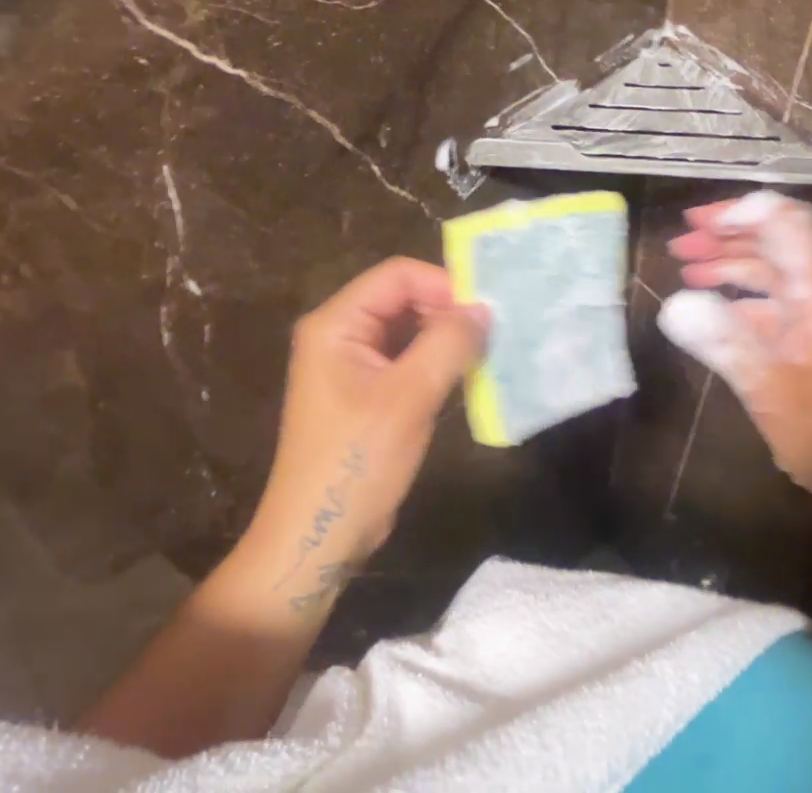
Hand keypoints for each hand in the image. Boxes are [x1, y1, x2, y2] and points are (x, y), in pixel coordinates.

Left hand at [254, 258, 487, 576]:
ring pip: (408, 331)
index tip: (486, 311)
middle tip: (493, 333)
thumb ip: (448, 344)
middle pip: (402, 298)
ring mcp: (351, 366)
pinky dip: (436, 362)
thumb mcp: (408, 398)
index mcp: (335, 324)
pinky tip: (466, 376)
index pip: (397, 275)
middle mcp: (340, 335)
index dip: (443, 284)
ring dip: (445, 338)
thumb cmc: (357, 461)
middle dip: (447, 310)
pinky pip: (406, 361)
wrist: (318, 536)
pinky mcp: (366, 395)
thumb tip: (483, 308)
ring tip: (487, 352)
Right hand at [660, 191, 811, 508]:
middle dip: (727, 232)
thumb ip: (724, 343)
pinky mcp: (805, 343)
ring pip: (769, 271)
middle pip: (774, 242)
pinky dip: (735, 296)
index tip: (700, 223)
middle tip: (679, 240)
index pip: (788, 224)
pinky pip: (767, 303)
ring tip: (684, 265)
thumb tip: (673, 303)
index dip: (745, 211)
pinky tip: (707, 308)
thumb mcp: (770, 390)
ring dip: (728, 261)